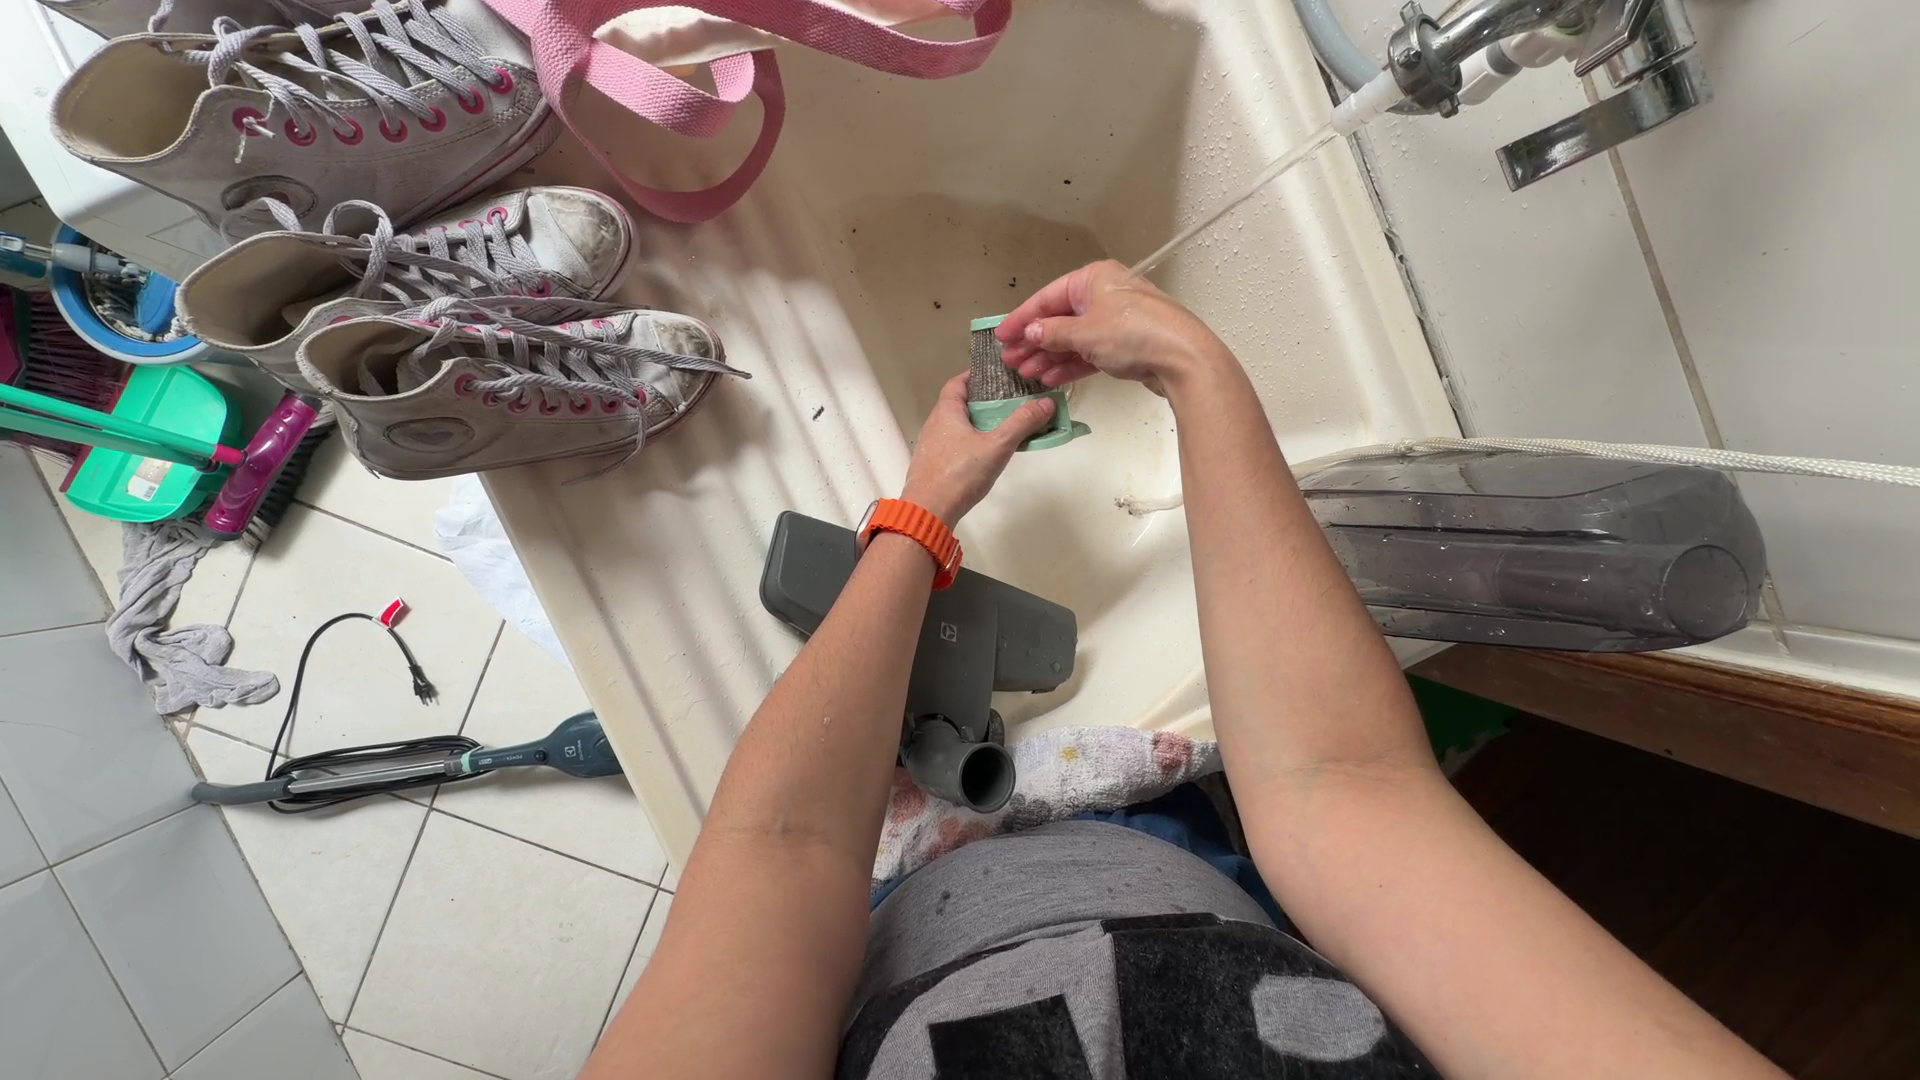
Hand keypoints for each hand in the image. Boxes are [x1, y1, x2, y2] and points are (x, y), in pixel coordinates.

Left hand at [900, 372, 1056, 524]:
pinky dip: (970, 443)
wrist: (929, 511)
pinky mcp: (933, 465)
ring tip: (1003, 429)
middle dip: (983, 402)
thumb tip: (1047, 402)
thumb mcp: (997, 446)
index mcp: (946, 412)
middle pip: (959, 404)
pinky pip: (954, 445)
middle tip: (1009, 404)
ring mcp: (931, 446)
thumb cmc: (960, 474)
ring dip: (978, 424)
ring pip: (957, 426)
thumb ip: (1022, 423)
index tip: (997, 378)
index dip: (976, 376)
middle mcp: (934, 424)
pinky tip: (985, 455)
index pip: (958, 383)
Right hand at [996, 259, 1232, 396]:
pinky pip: (1089, 353)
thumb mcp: (1085, 332)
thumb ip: (1054, 333)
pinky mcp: (1125, 346)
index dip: (1022, 318)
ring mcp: (1116, 322)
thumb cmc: (1136, 333)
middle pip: (1060, 319)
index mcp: (1094, 279)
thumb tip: (1033, 332)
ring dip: (1049, 357)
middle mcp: (1104, 296)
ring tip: (1027, 373)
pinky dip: (1070, 365)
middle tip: (1011, 359)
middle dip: (1034, 341)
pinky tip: (1051, 377)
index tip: (1003, 335)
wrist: (1181, 358)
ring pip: (1073, 339)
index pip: (1048, 297)